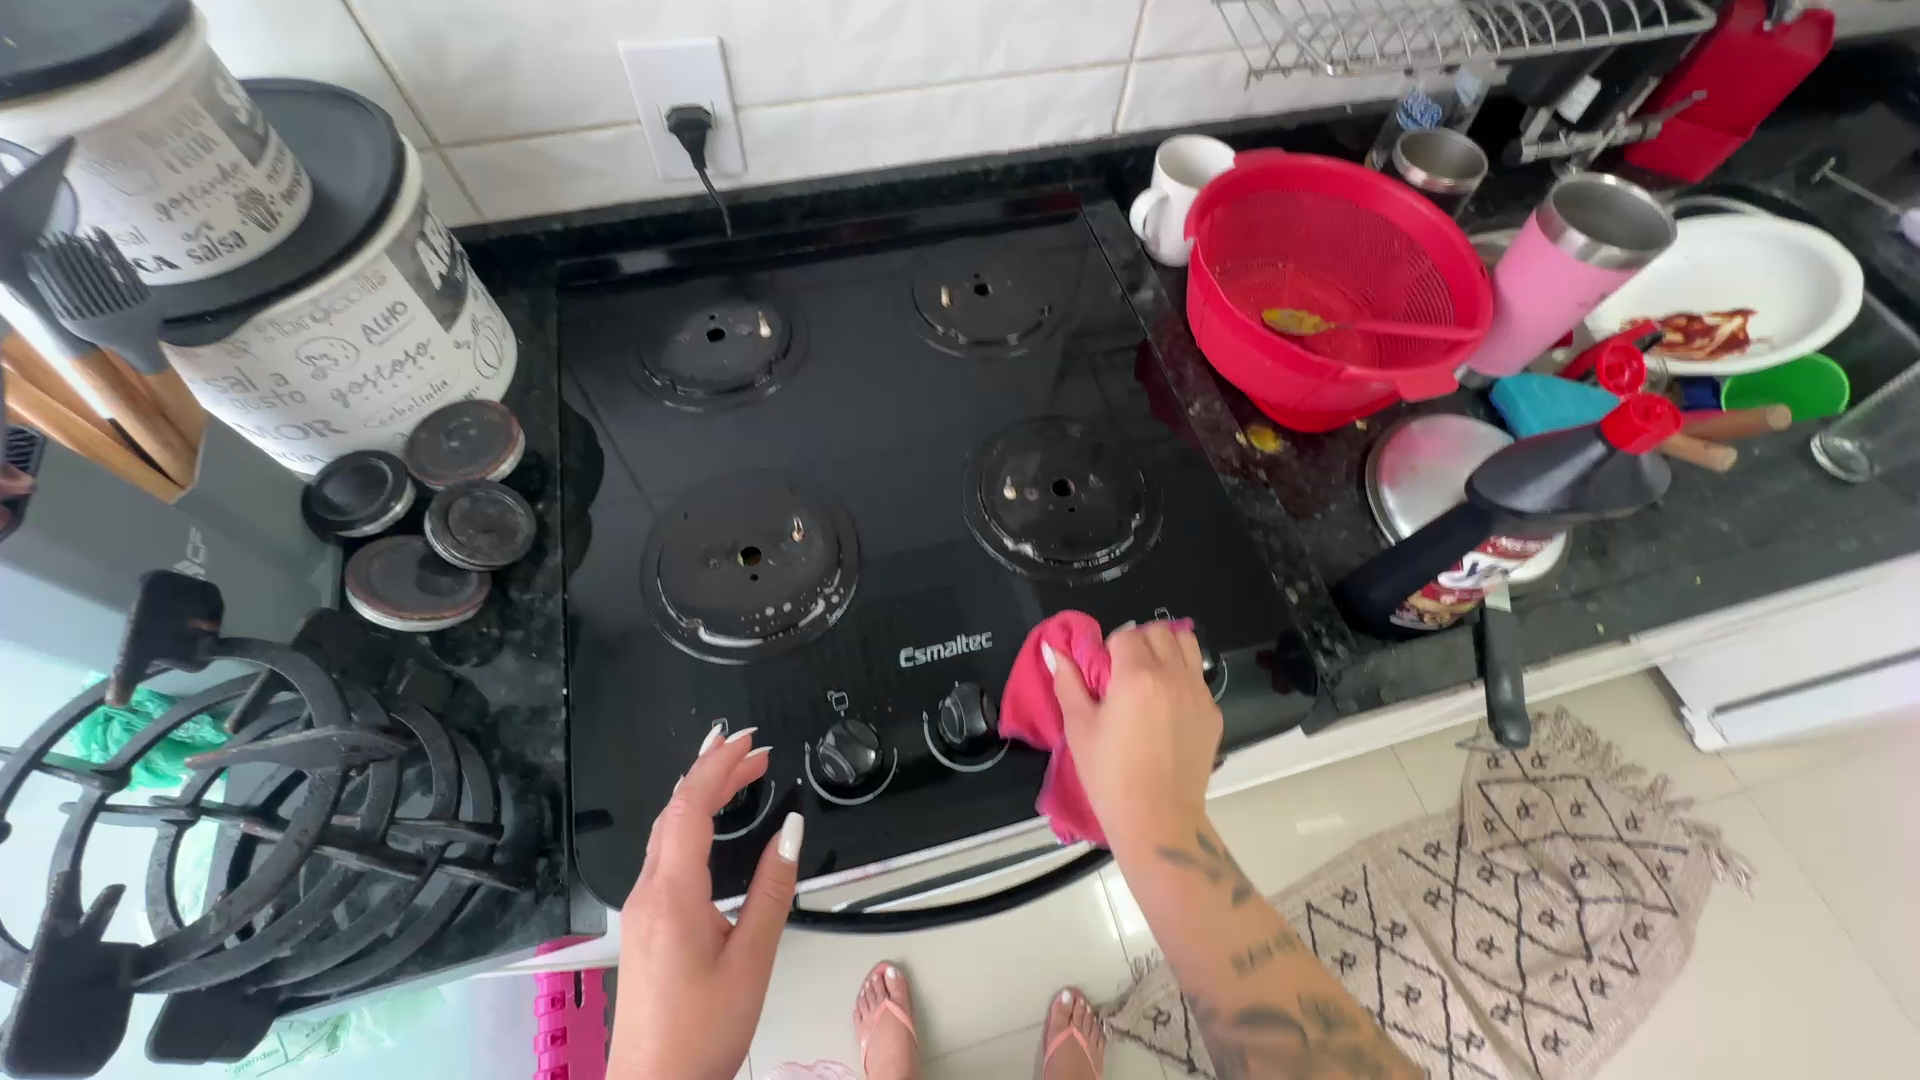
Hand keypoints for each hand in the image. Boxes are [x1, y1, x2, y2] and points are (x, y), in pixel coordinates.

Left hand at [608, 725, 804, 1079]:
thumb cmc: (702, 1032)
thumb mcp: (752, 957)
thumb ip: (773, 887)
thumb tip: (791, 831)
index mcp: (672, 895)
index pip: (690, 807)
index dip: (719, 766)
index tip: (749, 742)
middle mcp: (648, 893)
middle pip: (674, 810)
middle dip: (713, 770)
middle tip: (752, 750)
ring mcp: (642, 907)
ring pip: (666, 828)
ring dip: (700, 792)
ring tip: (736, 772)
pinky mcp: (645, 922)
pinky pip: (664, 850)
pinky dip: (690, 820)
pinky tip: (709, 822)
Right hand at [1049, 622, 1220, 851]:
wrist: (1157, 819)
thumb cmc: (1109, 775)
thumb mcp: (1078, 727)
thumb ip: (1068, 682)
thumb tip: (1055, 651)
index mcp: (1137, 676)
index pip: (1125, 635)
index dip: (1108, 649)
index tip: (1100, 675)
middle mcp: (1173, 676)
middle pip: (1159, 632)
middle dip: (1137, 642)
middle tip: (1121, 673)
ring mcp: (1198, 694)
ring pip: (1186, 644)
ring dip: (1165, 649)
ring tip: (1148, 678)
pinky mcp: (1212, 713)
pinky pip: (1197, 677)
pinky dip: (1181, 677)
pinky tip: (1165, 708)